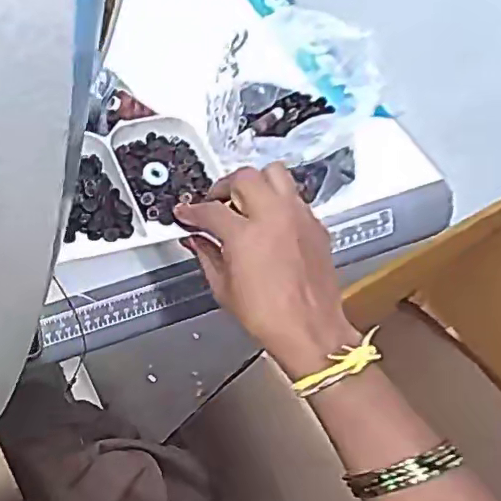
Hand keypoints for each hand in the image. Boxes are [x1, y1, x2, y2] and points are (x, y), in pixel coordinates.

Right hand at [173, 163, 360, 376]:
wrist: (307, 327)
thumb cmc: (268, 315)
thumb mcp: (223, 288)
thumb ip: (207, 255)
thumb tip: (197, 240)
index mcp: (245, 235)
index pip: (210, 209)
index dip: (192, 210)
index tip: (185, 212)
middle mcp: (274, 217)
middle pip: (244, 177)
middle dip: (223, 187)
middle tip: (213, 202)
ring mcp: (298, 216)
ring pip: (274, 174)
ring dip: (253, 183)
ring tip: (242, 201)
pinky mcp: (315, 224)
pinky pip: (292, 196)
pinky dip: (275, 200)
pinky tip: (267, 220)